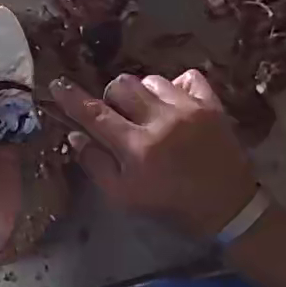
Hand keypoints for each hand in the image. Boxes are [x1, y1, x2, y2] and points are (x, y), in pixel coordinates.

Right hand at [51, 70, 257, 239]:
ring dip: (141, 93)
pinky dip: (174, 87)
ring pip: (150, 80)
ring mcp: (189, 110)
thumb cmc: (168, 205)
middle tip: (118, 115)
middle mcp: (161, 121)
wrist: (228, 208)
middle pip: (121, 85)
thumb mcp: (122, 196)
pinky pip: (186, 78)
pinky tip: (172, 104)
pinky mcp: (212, 106)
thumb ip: (95, 164)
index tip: (57, 85)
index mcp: (136, 146)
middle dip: (111, 96)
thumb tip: (75, 135)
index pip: (94, 113)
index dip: (72, 97)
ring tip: (146, 111)